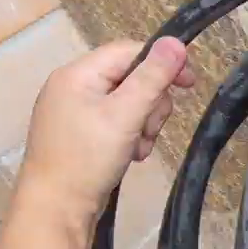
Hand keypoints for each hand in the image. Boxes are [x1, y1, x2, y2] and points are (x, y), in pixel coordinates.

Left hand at [15, 38, 196, 226]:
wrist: (57, 206)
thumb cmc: (88, 157)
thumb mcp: (126, 114)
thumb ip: (152, 78)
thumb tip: (175, 42)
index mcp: (78, 74)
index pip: (129, 52)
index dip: (163, 63)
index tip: (190, 85)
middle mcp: (74, 86)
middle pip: (131, 78)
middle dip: (151, 103)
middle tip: (150, 128)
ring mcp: (76, 111)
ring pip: (129, 102)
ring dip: (144, 123)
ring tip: (139, 146)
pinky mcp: (82, 133)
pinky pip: (118, 121)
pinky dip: (132, 135)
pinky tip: (131, 154)